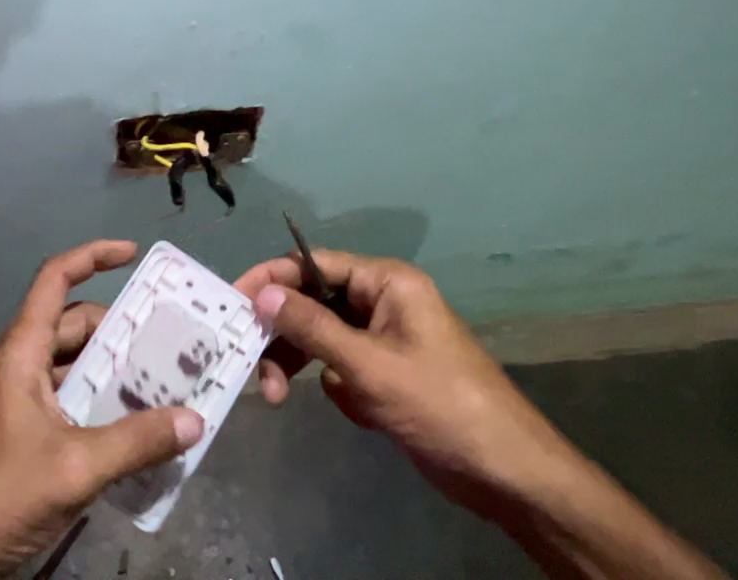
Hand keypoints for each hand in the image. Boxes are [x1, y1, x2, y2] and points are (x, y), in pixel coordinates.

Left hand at [0, 241, 203, 579]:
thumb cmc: (2, 494)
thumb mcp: (77, 468)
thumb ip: (138, 441)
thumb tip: (194, 420)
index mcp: (20, 352)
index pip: (54, 279)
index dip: (92, 256)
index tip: (132, 253)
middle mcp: (15, 363)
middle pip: (71, 324)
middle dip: (117, 328)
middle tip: (165, 344)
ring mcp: (12, 395)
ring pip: (67, 362)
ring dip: (108, 367)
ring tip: (157, 384)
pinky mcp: (14, 426)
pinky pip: (60, 394)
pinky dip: (93, 397)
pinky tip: (126, 424)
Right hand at [234, 250, 728, 579]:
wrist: (507, 474)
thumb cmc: (440, 406)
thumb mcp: (367, 365)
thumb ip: (310, 326)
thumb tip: (260, 293)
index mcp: (386, 283)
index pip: (312, 264)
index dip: (269, 279)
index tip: (231, 303)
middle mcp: (383, 301)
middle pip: (312, 301)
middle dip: (282, 334)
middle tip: (252, 367)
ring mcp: (385, 337)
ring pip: (322, 337)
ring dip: (299, 364)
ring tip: (278, 398)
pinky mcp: (388, 371)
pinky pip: (341, 365)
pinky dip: (335, 386)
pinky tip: (355, 409)